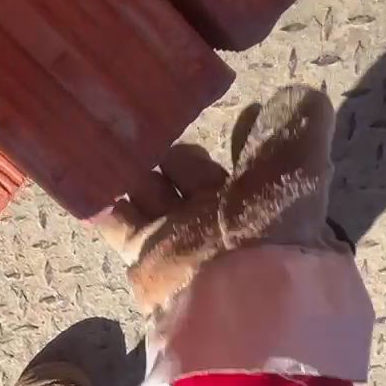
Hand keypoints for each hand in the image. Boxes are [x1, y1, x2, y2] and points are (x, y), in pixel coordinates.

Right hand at [96, 85, 346, 314]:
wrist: (231, 289)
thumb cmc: (267, 221)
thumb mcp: (298, 161)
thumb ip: (297, 124)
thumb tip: (287, 97)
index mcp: (258, 195)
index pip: (247, 159)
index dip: (242, 136)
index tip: (231, 113)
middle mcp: (217, 218)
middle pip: (189, 177)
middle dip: (173, 154)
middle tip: (149, 126)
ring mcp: (178, 238)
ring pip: (151, 196)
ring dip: (134, 172)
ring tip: (112, 142)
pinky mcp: (143, 256)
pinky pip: (119, 226)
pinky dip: (103, 206)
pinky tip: (88, 180)